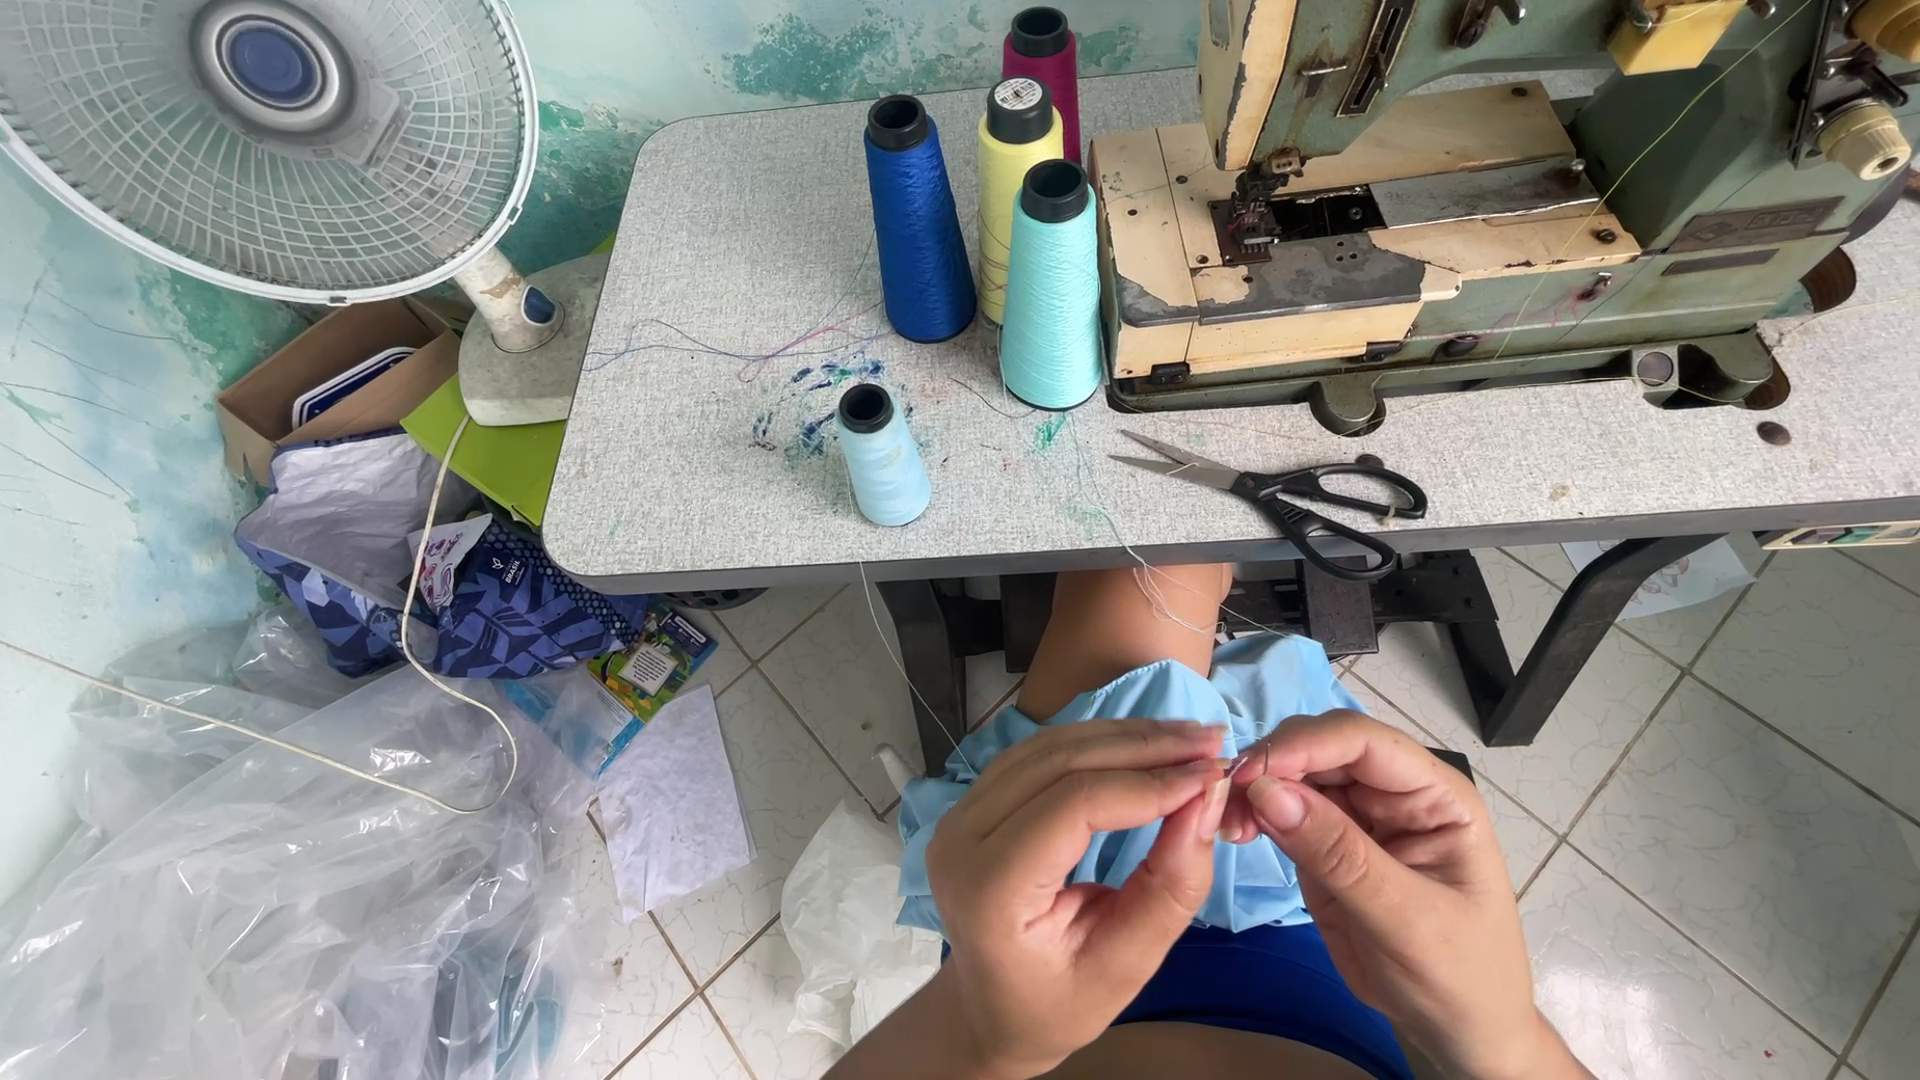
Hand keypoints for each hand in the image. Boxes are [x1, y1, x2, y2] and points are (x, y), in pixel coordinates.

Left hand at [927, 718, 1230, 1078]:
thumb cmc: (1056, 1002)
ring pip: (1049, 745)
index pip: (1073, 805)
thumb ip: (1169, 888)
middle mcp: (962, 836)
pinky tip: (1142, 743)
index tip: (1212, 775)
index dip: (1147, 783)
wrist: (992, 1006)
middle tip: (1210, 741)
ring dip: (1123, 734)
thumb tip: (1208, 801)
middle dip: (1143, 746)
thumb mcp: (1124, 969)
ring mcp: (960, 811)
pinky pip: (1039, 752)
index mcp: (988, 889)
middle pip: (1059, 762)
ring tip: (1187, 737)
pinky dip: (1097, 742)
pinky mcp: (974, 799)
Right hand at [1221, 710, 1589, 1079]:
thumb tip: (1265, 790)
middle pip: (1319, 746)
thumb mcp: (1406, 919)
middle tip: (1227, 798)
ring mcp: (1355, 812)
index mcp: (1433, 794)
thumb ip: (1338, 853)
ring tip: (1227, 822)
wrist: (1452, 1031)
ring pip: (1291, 771)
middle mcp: (1391, 789)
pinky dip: (1251, 810)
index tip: (1252, 773)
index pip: (1363, 742)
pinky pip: (1278, 805)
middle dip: (1271, 763)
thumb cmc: (1456, 976)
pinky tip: (1235, 830)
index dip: (1305, 745)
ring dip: (1253, 787)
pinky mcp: (1321, 837)